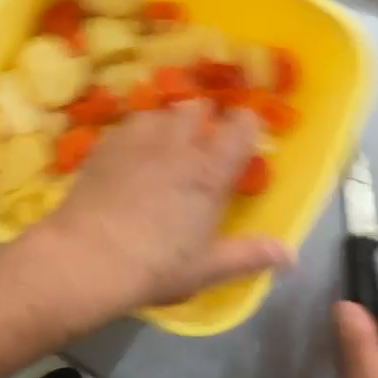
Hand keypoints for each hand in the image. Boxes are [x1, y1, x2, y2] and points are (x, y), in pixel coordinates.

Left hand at [33, 101, 292, 311]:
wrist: (85, 259)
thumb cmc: (154, 267)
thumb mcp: (206, 269)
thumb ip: (249, 256)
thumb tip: (292, 257)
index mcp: (210, 170)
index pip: (242, 125)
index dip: (245, 126)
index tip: (243, 139)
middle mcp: (177, 144)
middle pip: (197, 108)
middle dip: (202, 121)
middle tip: (199, 148)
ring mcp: (136, 140)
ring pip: (159, 112)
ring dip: (165, 124)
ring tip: (162, 148)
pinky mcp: (102, 146)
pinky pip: (125, 126)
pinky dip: (132, 135)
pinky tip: (128, 157)